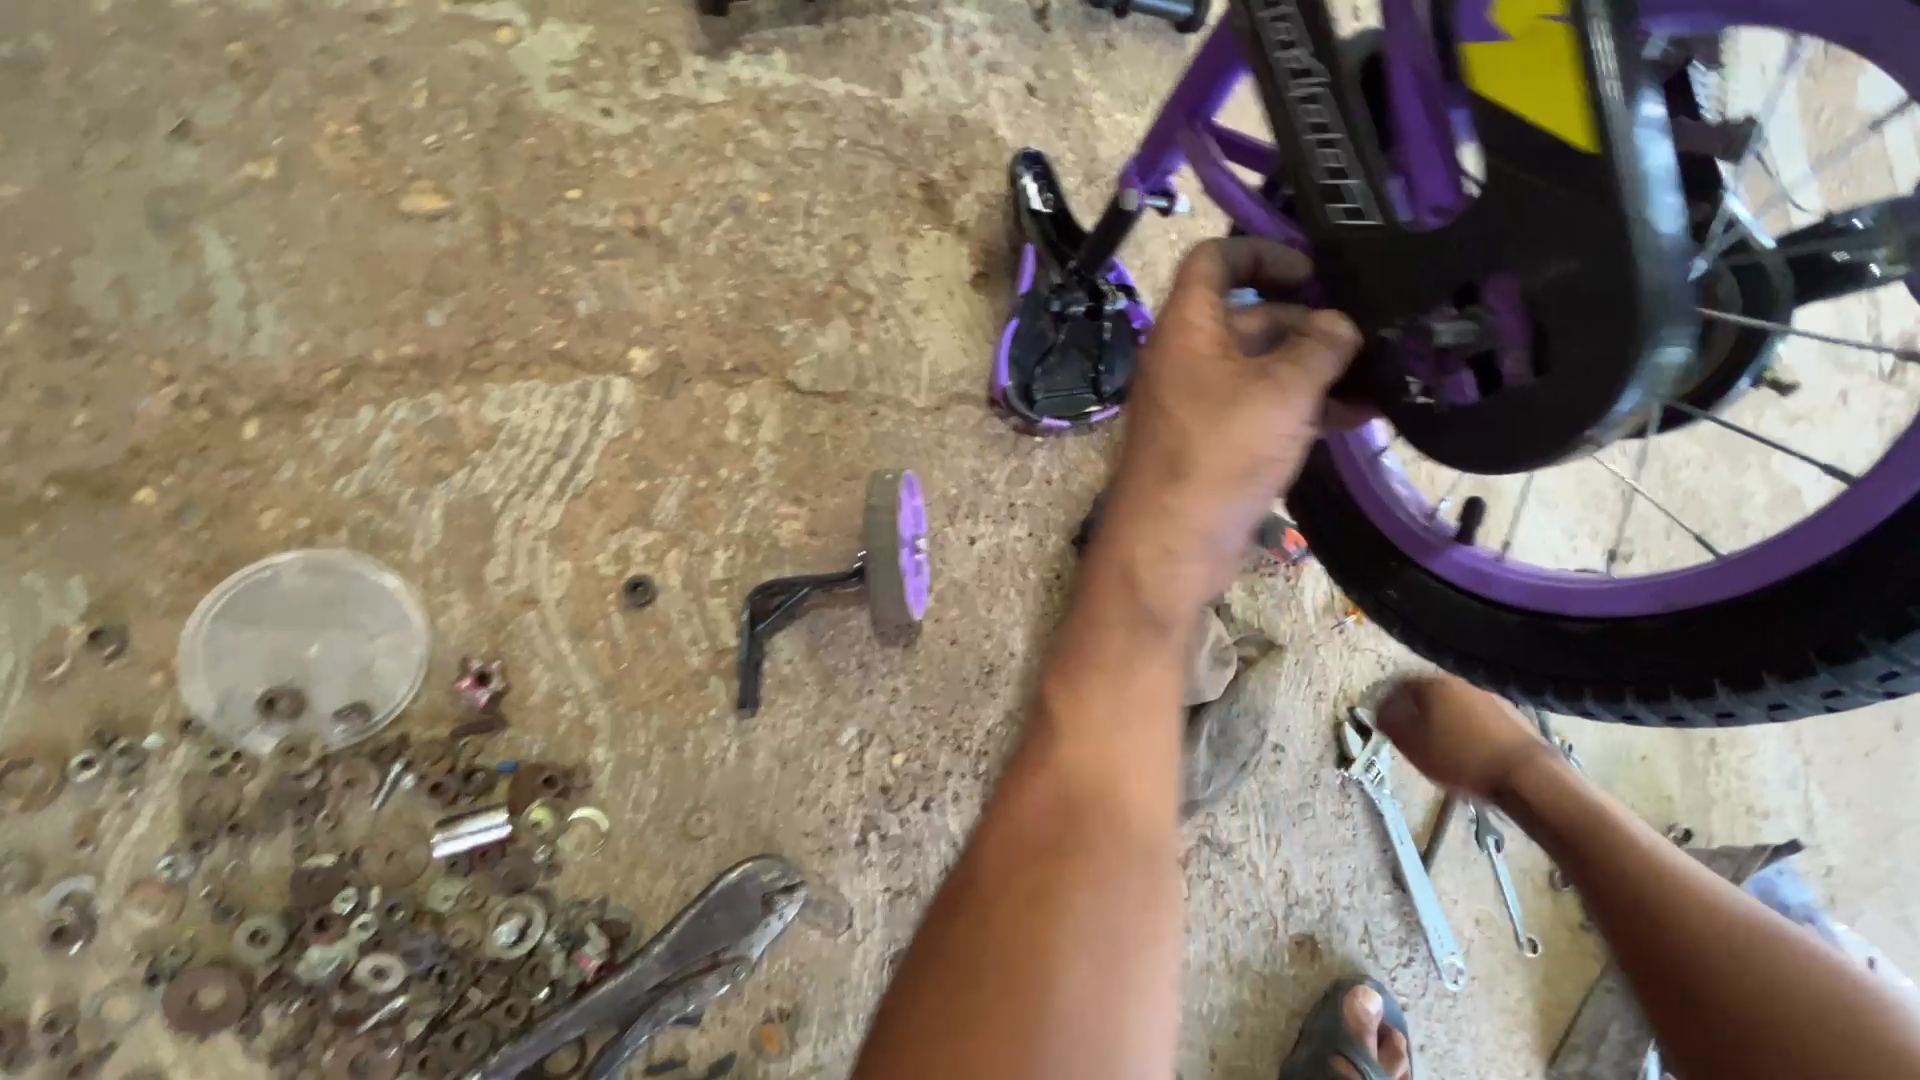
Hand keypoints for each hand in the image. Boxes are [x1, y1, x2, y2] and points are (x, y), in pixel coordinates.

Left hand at [1095, 238, 1360, 605]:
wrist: (1170, 543)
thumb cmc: (1220, 452)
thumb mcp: (1283, 391)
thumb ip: (1319, 346)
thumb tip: (1341, 325)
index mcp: (1187, 327)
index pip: (1213, 260)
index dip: (1261, 250)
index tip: (1313, 271)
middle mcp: (1187, 357)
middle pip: (1249, 316)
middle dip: (1308, 323)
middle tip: (1368, 335)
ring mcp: (1199, 402)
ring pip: (1262, 367)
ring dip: (1315, 370)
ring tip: (1379, 378)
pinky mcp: (1213, 442)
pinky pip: (1260, 408)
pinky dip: (1301, 407)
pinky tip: (1358, 417)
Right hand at [1373, 675, 1554, 798]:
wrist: (1526, 775)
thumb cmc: (1460, 757)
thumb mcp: (1411, 744)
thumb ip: (1389, 722)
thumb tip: (1379, 709)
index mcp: (1433, 683)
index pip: (1398, 685)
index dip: (1387, 703)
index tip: (1383, 723)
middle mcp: (1460, 681)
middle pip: (1428, 693)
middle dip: (1416, 710)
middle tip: (1410, 735)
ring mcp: (1488, 696)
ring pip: (1453, 704)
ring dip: (1442, 719)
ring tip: (1439, 745)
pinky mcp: (1511, 714)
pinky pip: (1476, 716)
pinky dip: (1465, 727)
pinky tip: (1467, 748)